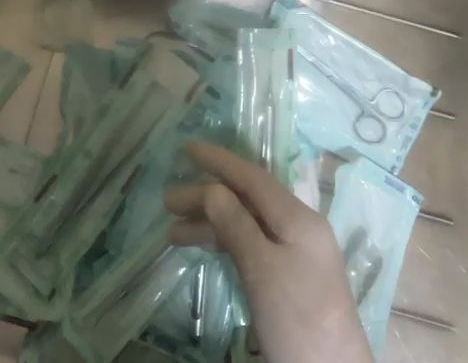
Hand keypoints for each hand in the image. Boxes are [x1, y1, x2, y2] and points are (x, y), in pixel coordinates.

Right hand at [165, 141, 374, 362]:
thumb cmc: (298, 319)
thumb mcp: (263, 270)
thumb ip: (237, 225)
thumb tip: (213, 189)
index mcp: (299, 218)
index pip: (253, 178)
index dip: (219, 162)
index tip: (187, 148)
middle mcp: (300, 229)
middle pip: (247, 201)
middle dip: (207, 198)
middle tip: (167, 204)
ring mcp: (298, 255)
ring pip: (248, 226)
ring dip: (212, 224)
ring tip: (173, 234)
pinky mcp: (292, 280)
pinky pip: (253, 247)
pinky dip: (227, 245)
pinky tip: (206, 249)